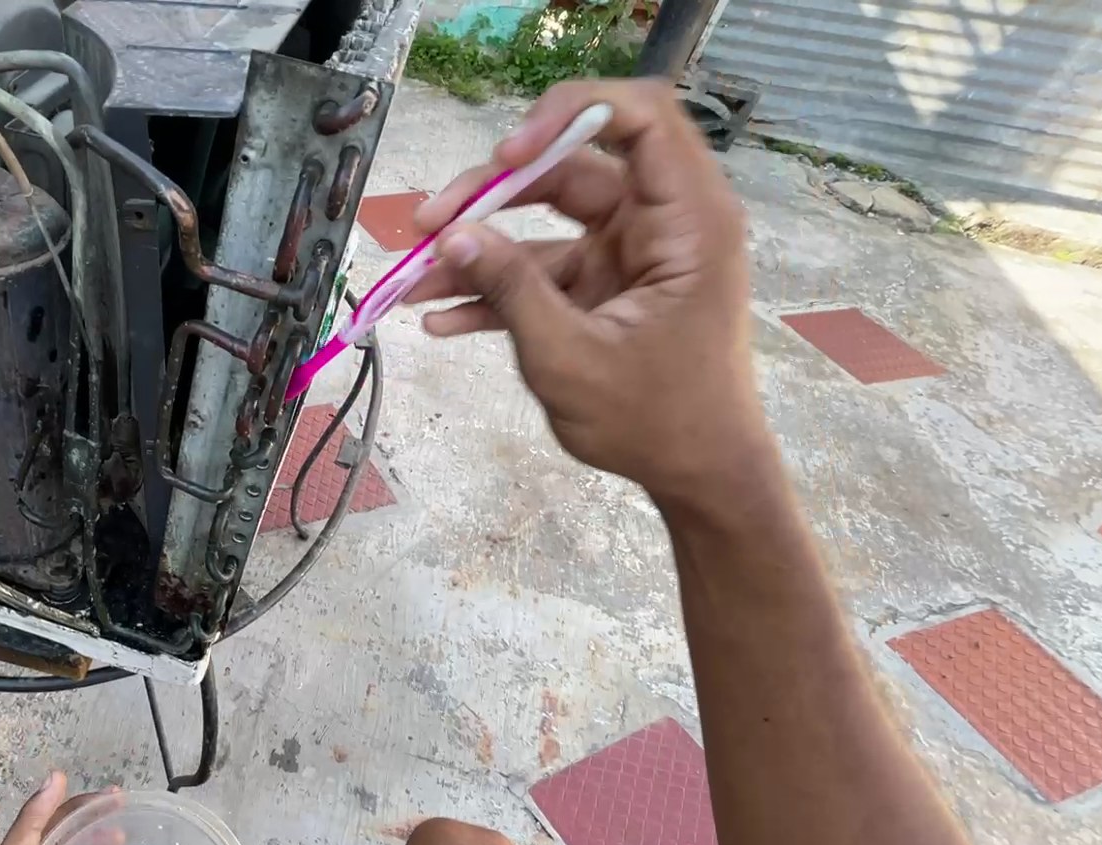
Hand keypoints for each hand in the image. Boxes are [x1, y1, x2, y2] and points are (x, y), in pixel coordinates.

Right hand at [406, 78, 776, 516]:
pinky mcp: (596, 293)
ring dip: (474, 256)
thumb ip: (511, 290)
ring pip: (538, 231)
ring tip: (411, 282)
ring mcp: (621, 259)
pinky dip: (491, 297)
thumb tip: (453, 236)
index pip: (636, 118)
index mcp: (682, 219)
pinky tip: (440, 320)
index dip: (564, 117)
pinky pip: (536, 280)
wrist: (691, 471)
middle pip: (566, 174)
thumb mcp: (568, 355)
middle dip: (489, 198)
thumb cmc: (651, 418)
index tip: (500, 157)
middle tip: (423, 227)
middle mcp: (654, 224)